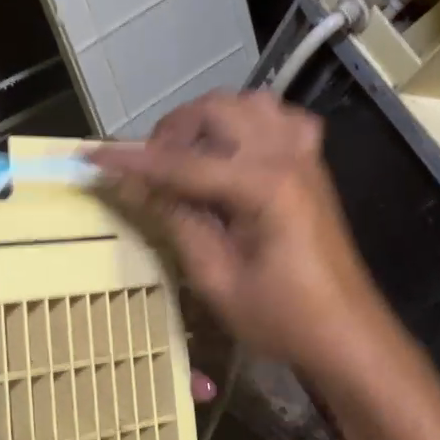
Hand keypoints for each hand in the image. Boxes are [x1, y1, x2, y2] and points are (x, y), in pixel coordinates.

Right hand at [88, 91, 383, 366]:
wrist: (349, 336)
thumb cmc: (283, 319)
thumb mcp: (215, 278)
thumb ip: (175, 220)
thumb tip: (133, 185)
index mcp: (263, 186)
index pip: (181, 162)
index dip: (131, 160)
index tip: (90, 156)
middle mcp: (286, 156)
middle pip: (214, 111)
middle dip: (172, 131)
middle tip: (148, 169)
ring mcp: (304, 155)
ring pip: (247, 102)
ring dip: (209, 120)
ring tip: (187, 156)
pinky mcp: (312, 165)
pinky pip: (280, 119)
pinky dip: (250, 123)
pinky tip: (235, 151)